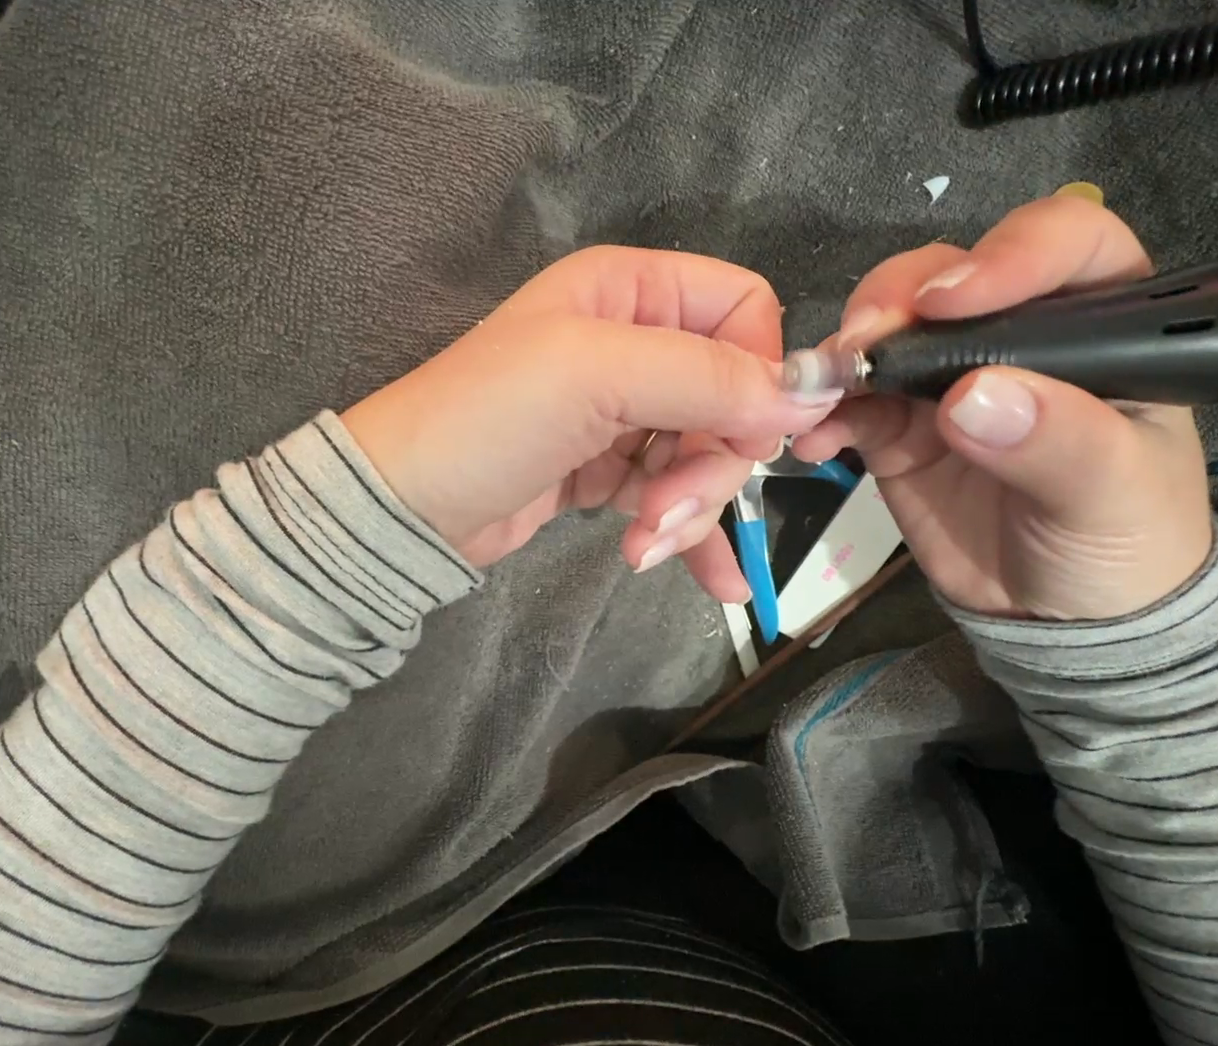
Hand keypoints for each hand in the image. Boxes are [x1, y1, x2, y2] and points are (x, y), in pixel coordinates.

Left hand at [342, 245, 837, 601]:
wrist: (406, 508)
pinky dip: (685, 531)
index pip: (742, 310)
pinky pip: (670, 493)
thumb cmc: (488, 419)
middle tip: (671, 507)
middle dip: (713, 461)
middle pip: (729, 393)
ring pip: (704, 451)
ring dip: (692, 505)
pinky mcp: (604, 469)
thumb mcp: (595, 375)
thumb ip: (705, 377)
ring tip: (649, 544)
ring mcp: (618, 411)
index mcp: (629, 290)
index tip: (750, 437)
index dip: (759, 371)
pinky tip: (713, 583)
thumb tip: (811, 394)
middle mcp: (630, 341)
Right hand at [790, 193, 1214, 620]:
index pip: (1062, 248)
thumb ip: (1059, 443)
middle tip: (859, 348)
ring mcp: (943, 381)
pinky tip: (812, 444)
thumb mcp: (1114, 495)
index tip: (948, 302)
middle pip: (944, 278)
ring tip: (817, 395)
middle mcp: (1013, 335)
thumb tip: (972, 396)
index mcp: (1097, 324)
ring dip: (844, 356)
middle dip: (894, 302)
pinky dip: (823, 417)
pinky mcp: (894, 429)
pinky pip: (848, 406)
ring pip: (884, 333)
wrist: (1056, 615)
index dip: (1006, 255)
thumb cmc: (1121, 542)